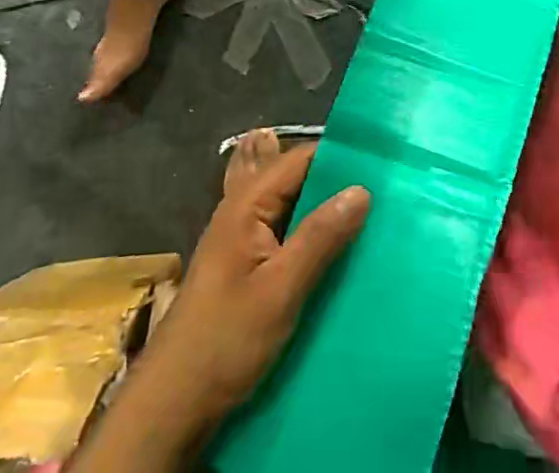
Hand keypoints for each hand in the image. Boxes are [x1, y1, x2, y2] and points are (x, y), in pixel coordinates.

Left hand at [72, 133, 369, 471]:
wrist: (175, 400)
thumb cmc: (227, 339)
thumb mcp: (281, 289)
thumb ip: (320, 237)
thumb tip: (362, 189)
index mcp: (246, 205)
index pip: (299, 159)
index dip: (338, 157)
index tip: (382, 163)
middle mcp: (242, 211)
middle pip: (294, 178)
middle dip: (334, 178)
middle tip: (382, 184)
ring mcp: (243, 237)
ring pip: (291, 205)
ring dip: (323, 205)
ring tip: (369, 207)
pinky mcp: (248, 263)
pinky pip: (286, 230)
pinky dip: (311, 228)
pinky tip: (337, 239)